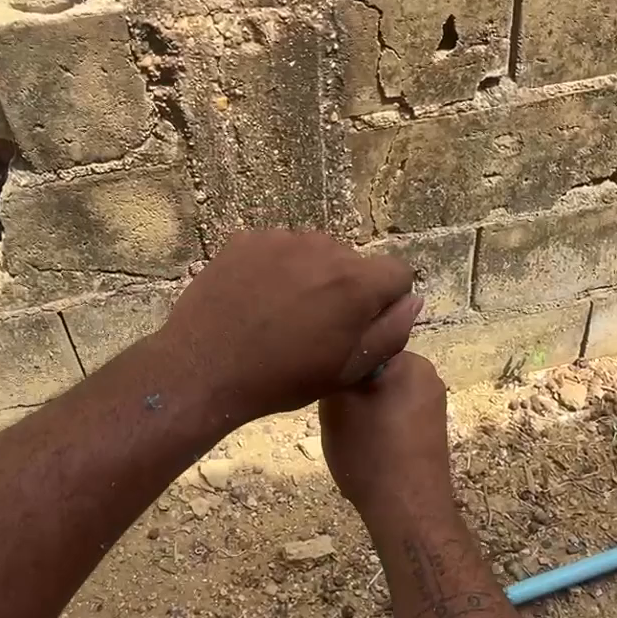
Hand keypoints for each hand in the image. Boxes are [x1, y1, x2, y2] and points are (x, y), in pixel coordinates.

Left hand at [157, 230, 420, 421]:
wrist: (204, 369)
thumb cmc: (283, 378)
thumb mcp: (348, 369)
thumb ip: (391, 332)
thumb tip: (412, 300)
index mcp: (357, 282)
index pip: (397, 272)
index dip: (385, 301)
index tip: (360, 326)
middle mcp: (325, 248)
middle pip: (353, 262)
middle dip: (346, 288)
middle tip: (315, 326)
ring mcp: (282, 239)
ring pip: (315, 252)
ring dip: (311, 276)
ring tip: (282, 314)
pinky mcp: (247, 238)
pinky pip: (278, 248)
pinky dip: (275, 268)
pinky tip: (256, 300)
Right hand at [318, 352, 451, 515]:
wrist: (407, 509)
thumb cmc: (369, 452)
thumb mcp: (337, 406)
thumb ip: (337, 373)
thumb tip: (336, 361)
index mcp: (411, 362)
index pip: (365, 345)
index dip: (340, 366)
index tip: (327, 388)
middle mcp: (429, 376)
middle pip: (375, 370)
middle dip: (354, 389)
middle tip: (335, 415)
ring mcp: (433, 404)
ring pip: (383, 393)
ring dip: (364, 409)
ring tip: (351, 435)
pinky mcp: (432, 429)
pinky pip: (395, 414)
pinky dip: (378, 426)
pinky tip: (368, 448)